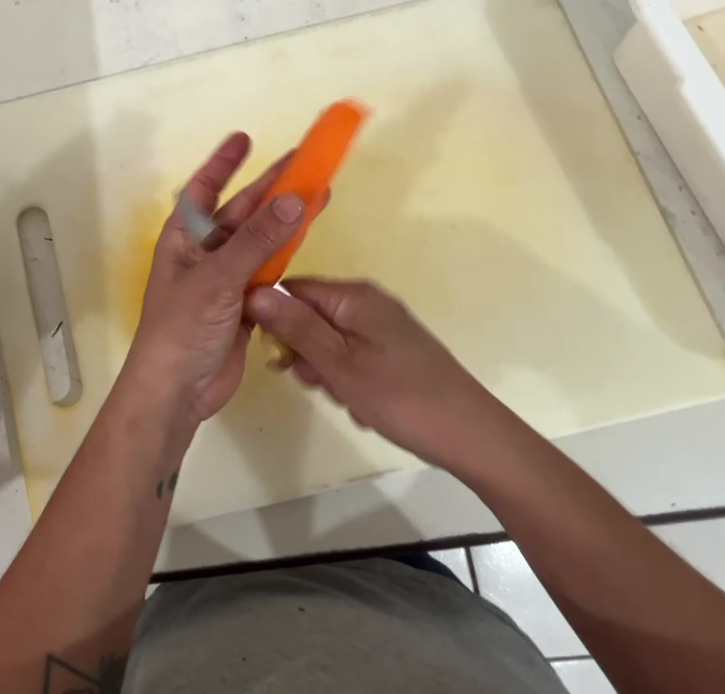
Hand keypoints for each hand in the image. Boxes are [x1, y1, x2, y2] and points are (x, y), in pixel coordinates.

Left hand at [122, 133, 305, 429]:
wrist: (177, 390)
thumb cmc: (182, 327)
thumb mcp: (217, 279)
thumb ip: (257, 241)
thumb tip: (294, 198)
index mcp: (183, 239)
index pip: (203, 191)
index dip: (222, 164)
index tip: (244, 138)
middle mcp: (203, 253)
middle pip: (241, 212)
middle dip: (270, 188)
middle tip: (305, 161)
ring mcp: (224, 280)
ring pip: (260, 241)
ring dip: (285, 220)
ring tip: (319, 193)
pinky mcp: (243, 305)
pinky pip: (269, 271)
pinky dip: (287, 256)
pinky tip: (307, 239)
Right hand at [244, 278, 499, 468]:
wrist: (470, 436)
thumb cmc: (399, 396)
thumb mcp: (338, 363)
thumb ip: (295, 326)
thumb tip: (253, 292)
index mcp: (354, 296)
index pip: (292, 289)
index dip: (274, 317)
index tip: (272, 353)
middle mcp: (368, 303)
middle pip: (310, 317)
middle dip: (305, 354)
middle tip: (321, 384)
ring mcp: (383, 328)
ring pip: (329, 344)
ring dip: (328, 374)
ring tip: (349, 400)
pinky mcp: (394, 352)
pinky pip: (353, 359)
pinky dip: (350, 382)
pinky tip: (365, 407)